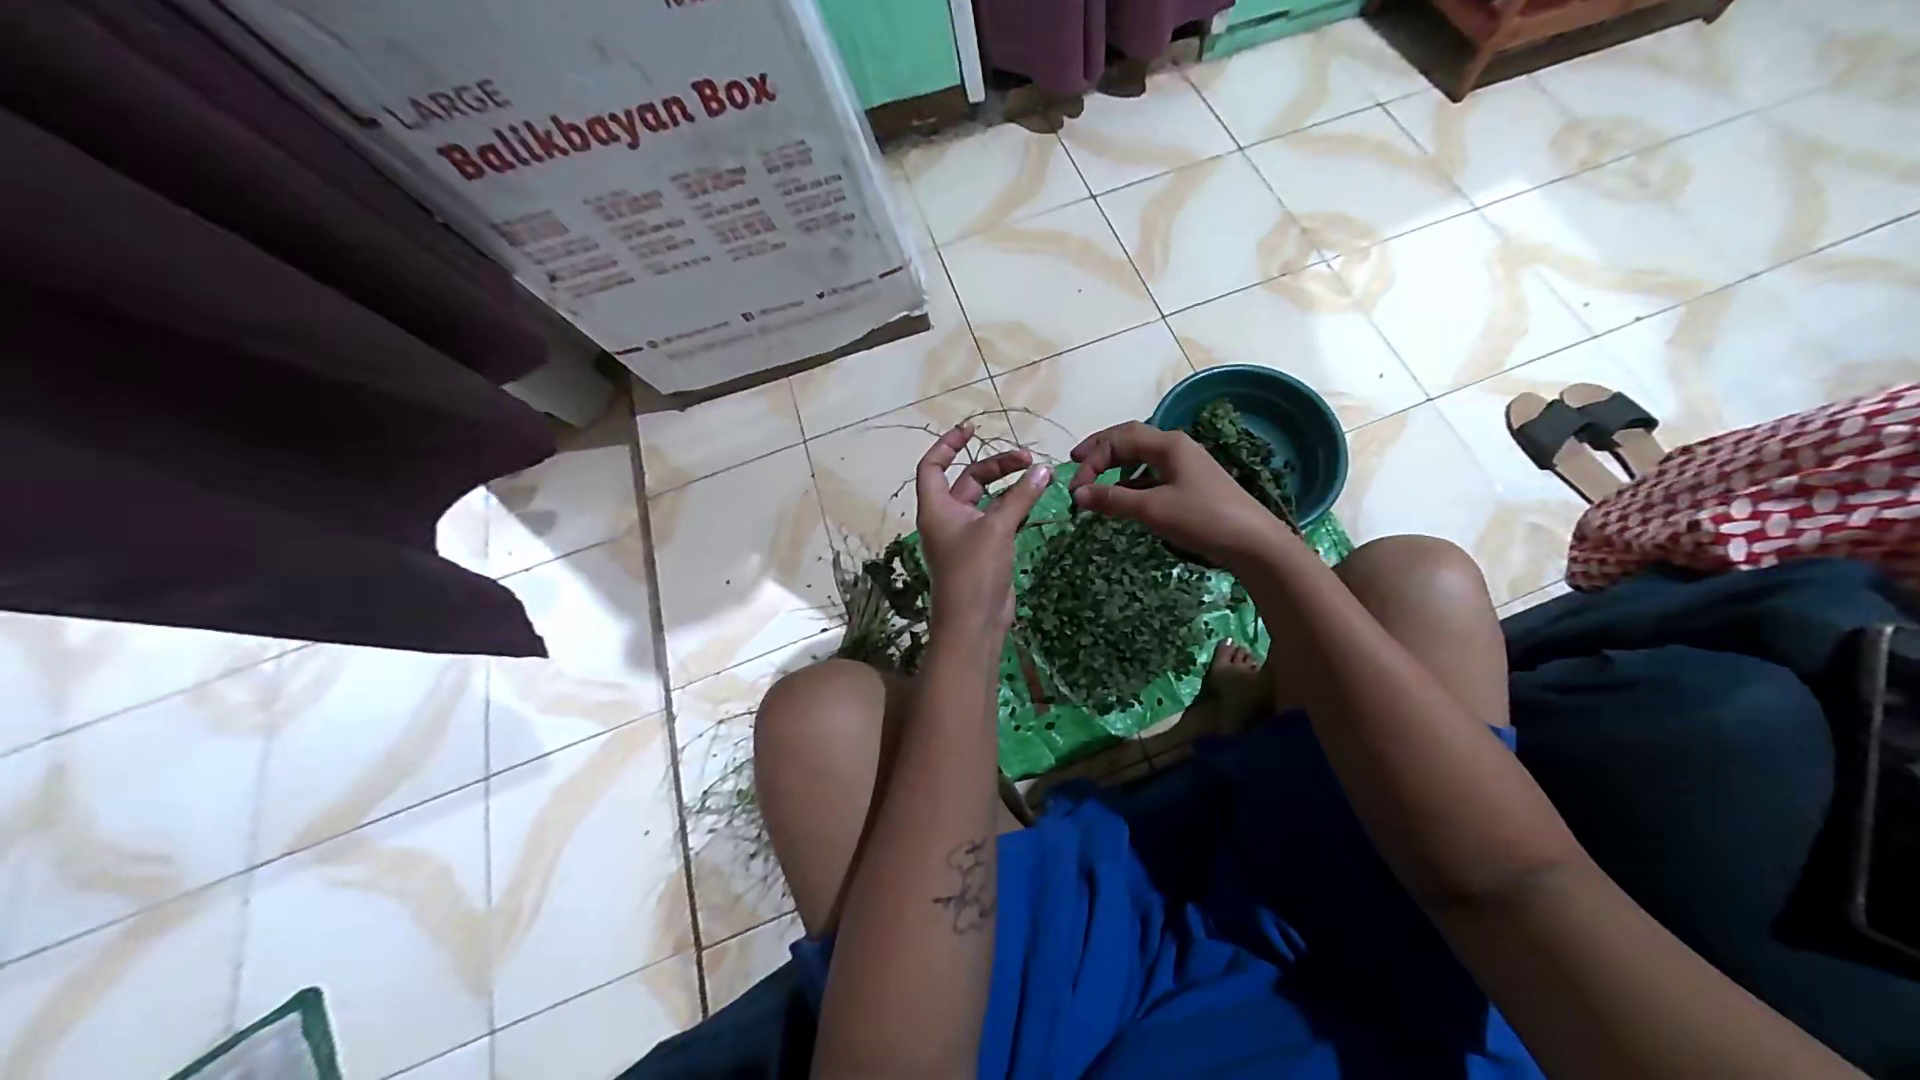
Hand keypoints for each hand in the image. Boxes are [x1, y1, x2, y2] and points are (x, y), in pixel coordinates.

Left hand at [915, 424, 1051, 637]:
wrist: (975, 621)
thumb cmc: (974, 571)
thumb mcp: (997, 528)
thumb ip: (1020, 496)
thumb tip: (1044, 470)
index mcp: (936, 508)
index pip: (933, 466)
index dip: (948, 444)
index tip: (972, 428)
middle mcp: (947, 518)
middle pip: (967, 479)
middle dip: (995, 465)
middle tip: (1027, 460)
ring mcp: (966, 536)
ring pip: (986, 500)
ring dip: (1009, 487)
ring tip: (1037, 477)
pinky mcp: (984, 551)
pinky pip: (998, 520)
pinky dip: (1014, 508)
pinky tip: (1034, 502)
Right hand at [1067, 421, 1287, 571]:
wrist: (1252, 542)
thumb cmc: (1202, 518)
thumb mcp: (1152, 509)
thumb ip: (1112, 499)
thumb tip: (1079, 494)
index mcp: (1168, 445)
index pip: (1119, 438)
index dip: (1092, 457)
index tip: (1076, 487)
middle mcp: (1175, 448)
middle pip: (1129, 440)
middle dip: (1100, 452)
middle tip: (1076, 465)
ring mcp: (1185, 466)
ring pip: (1141, 458)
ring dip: (1115, 467)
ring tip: (1095, 482)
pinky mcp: (1190, 485)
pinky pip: (1152, 476)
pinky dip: (1131, 483)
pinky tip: (1122, 498)